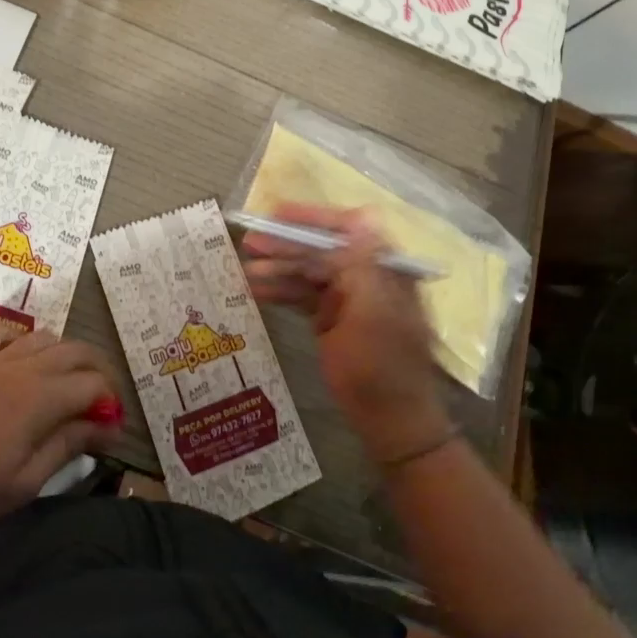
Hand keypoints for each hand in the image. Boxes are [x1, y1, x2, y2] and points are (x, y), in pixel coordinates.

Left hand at [0, 323, 122, 542]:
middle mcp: (21, 368)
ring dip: (64, 353)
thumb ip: (69, 445)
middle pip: (75, 351)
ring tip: (67, 382)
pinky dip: (16, 336)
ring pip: (42, 337)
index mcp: (41, 398)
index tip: (114, 430)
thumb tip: (108, 427)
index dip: (111, 403)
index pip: (93, 384)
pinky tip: (20, 356)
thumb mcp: (27, 480)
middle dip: (98, 371)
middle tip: (103, 401)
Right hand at [242, 204, 451, 462]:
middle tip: (250, 242)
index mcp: (386, 271)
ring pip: (309, 272)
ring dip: (278, 268)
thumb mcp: (374, 315)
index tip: (278, 215)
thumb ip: (364, 265)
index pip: (351, 229)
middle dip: (287, 244)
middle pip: (324, 249)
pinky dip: (280, 291)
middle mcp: (368, 277)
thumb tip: (364, 214)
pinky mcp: (332, 319)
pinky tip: (254, 289)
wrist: (390, 423)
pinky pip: (303, 296)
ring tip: (246, 269)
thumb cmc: (384, 369)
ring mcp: (350, 299)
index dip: (315, 218)